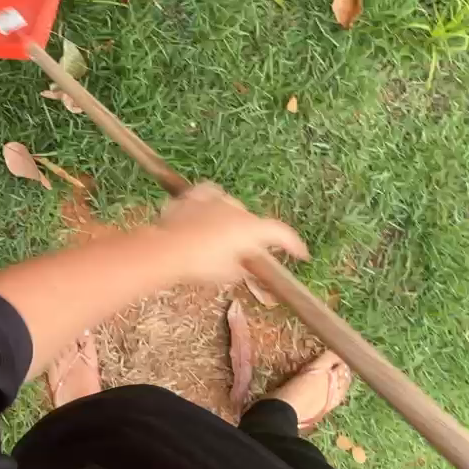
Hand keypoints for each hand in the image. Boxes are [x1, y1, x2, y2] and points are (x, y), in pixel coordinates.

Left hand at [148, 182, 307, 284]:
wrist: (168, 248)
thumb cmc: (200, 263)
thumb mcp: (228, 273)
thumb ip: (243, 269)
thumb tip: (247, 269)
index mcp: (251, 228)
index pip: (281, 233)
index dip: (293, 244)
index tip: (300, 253)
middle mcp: (236, 209)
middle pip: (253, 220)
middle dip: (254, 234)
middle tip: (250, 250)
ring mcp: (214, 200)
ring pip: (232, 205)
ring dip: (233, 218)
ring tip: (226, 233)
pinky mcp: (193, 197)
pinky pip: (207, 194)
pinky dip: (211, 202)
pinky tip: (207, 209)